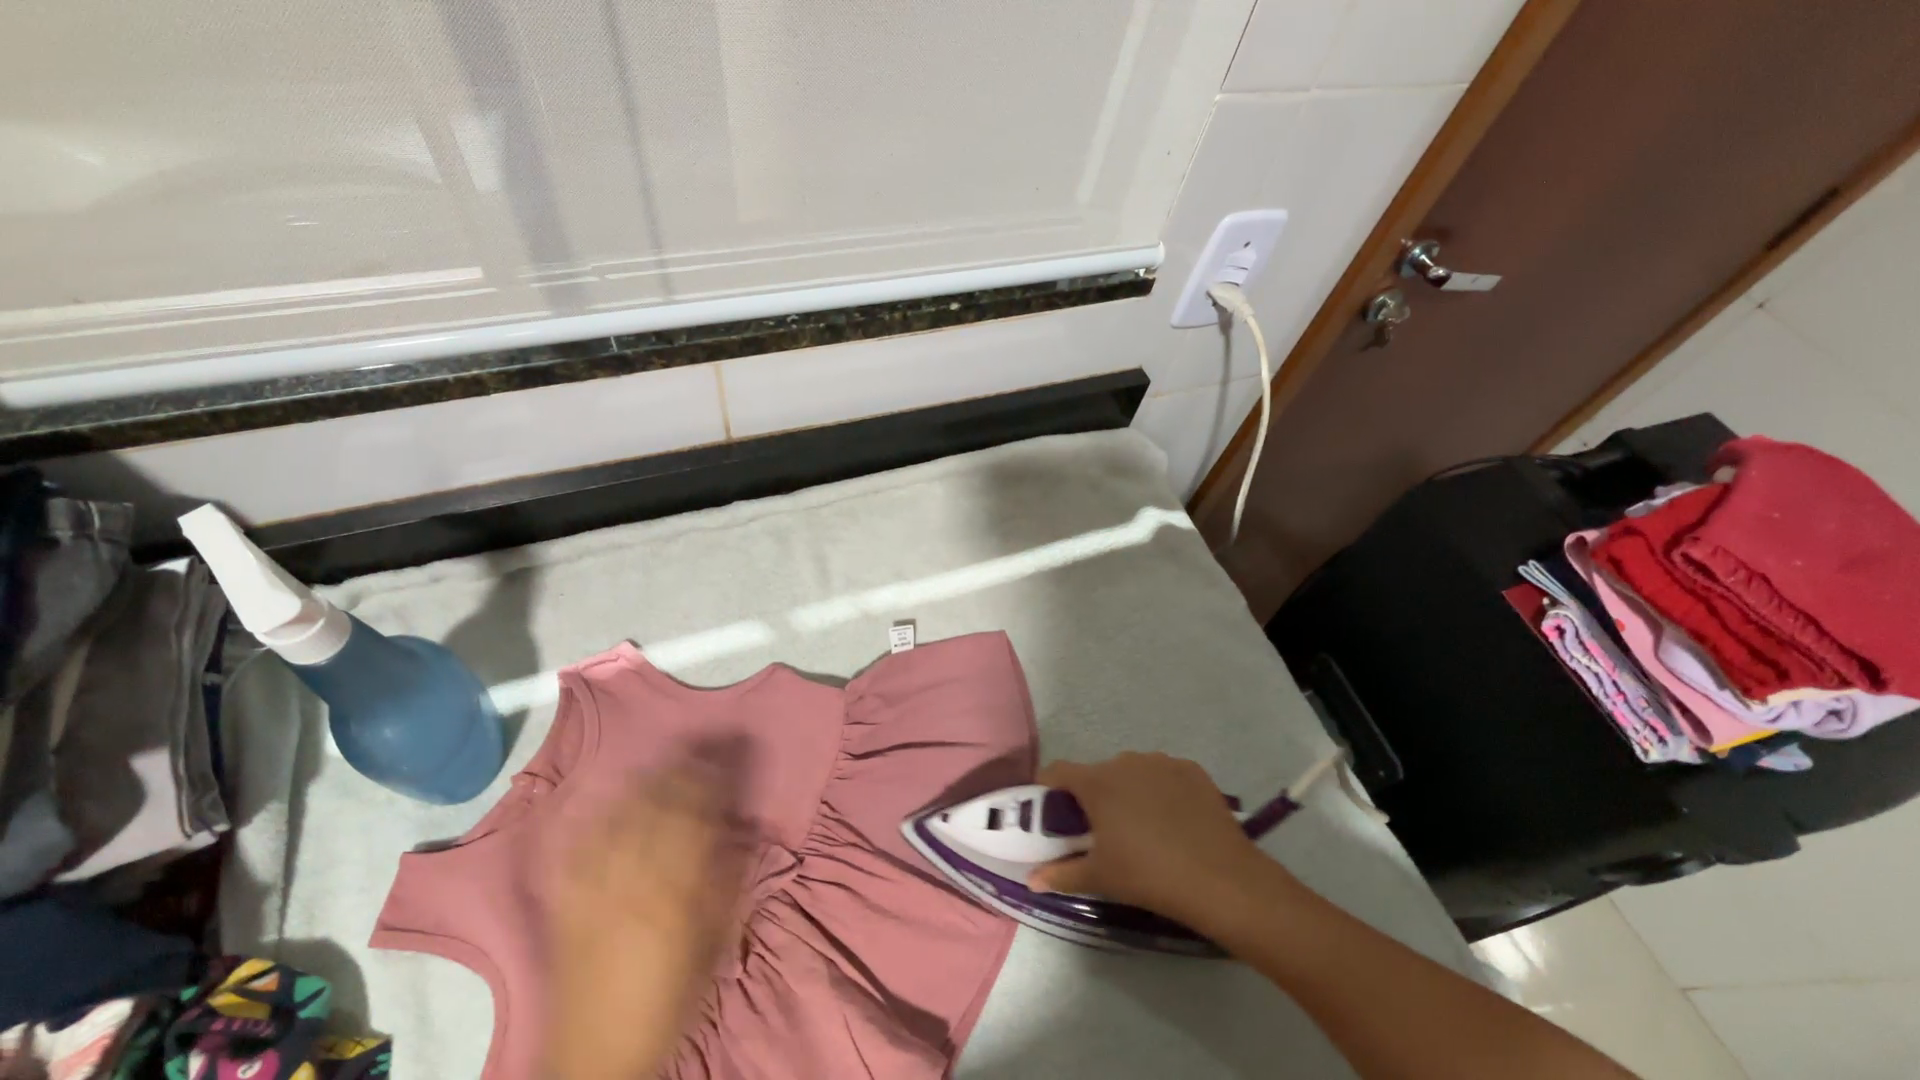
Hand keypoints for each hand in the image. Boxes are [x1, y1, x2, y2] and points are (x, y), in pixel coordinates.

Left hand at [545, 756, 750, 1079]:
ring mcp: (593, 886)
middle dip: (679, 770)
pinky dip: (596, 817)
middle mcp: (631, 878)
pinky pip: (580, 844)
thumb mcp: (713, 945)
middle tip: (698, 746)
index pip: (697, 817)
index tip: (727, 756)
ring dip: (641, 784)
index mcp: (674, 891)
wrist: (595, 1053)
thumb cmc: (669, 1002)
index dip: (713, 780)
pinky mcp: (566, 899)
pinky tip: (607, 801)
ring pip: (618, 817)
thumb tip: (743, 833)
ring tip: (659, 763)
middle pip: (656, 807)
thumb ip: (728, 885)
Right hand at [1027, 752, 1285, 931]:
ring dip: (1128, 791)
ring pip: (1132, 772)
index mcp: (1097, 782)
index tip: (1050, 812)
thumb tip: (1032, 880)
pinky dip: (1160, 792)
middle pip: (1097, 773)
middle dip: (1093, 796)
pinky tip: (1172, 821)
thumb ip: (1061, 874)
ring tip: (1141, 828)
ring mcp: (1163, 762)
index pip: (1057, 772)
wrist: (1219, 878)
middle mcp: (1126, 761)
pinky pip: (1164, 776)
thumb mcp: (1100, 878)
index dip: (1048, 789)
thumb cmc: (1148, 875)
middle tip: (1100, 831)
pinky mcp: (1193, 770)